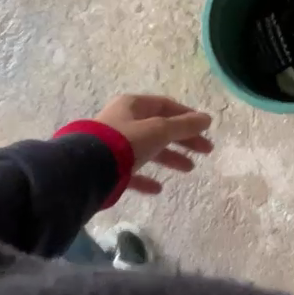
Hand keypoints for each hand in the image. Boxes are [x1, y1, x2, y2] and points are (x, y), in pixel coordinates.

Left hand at [92, 94, 213, 194]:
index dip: (187, 116)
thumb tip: (207, 119)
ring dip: (169, 157)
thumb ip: (184, 126)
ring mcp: (113, 145)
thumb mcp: (159, 130)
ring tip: (189, 169)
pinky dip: (146, 178)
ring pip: (148, 149)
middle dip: (183, 139)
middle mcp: (123, 121)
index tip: (205, 130)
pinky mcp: (107, 168)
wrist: (86, 171)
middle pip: (160, 128)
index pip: (166, 106)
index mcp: (133, 105)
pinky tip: (158, 189)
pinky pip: (131, 171)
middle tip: (206, 151)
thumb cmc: (126, 142)